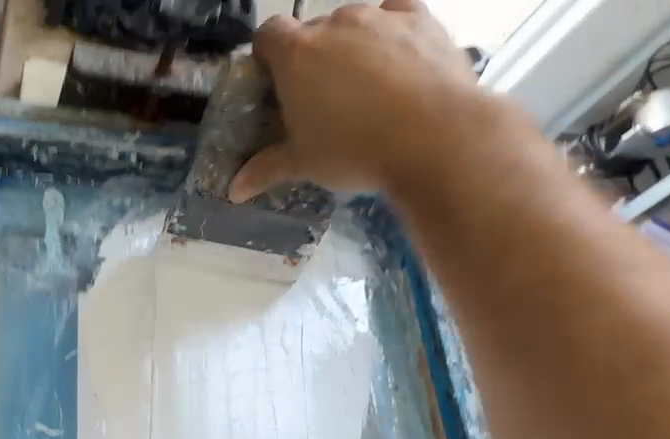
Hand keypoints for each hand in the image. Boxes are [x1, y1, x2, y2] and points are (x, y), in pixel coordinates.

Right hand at [229, 0, 492, 201]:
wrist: (434, 135)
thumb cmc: (353, 149)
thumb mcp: (303, 165)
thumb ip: (266, 169)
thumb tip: (234, 190)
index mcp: (297, 56)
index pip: (268, 34)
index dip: (266, 54)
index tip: (272, 80)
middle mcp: (337, 25)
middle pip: (313, 30)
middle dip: (310, 57)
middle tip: (317, 97)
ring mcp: (382, 17)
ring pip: (355, 22)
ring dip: (350, 46)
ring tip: (361, 85)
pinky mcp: (422, 19)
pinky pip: (397, 12)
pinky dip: (390, 29)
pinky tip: (394, 56)